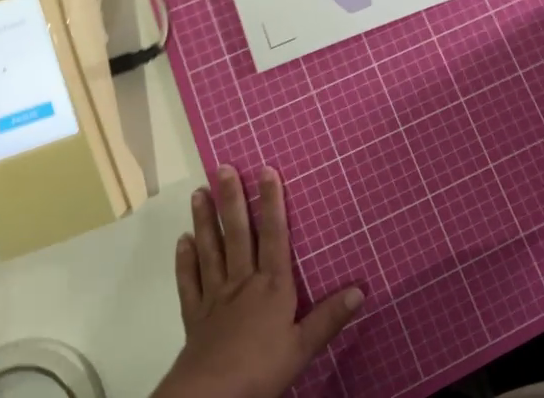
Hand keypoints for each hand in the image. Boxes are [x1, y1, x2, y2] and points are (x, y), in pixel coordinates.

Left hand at [154, 165, 361, 397]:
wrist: (211, 394)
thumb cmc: (262, 368)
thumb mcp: (304, 347)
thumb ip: (329, 317)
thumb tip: (361, 289)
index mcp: (272, 286)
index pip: (275, 235)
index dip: (272, 202)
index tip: (266, 170)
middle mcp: (243, 282)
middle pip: (238, 234)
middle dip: (232, 200)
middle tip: (222, 168)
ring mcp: (215, 296)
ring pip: (210, 250)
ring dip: (205, 220)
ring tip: (199, 192)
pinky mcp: (195, 315)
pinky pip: (190, 281)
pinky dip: (185, 260)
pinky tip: (182, 240)